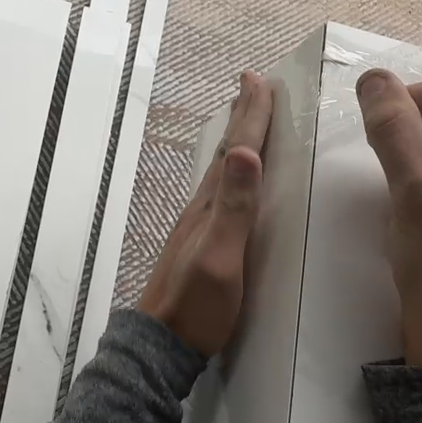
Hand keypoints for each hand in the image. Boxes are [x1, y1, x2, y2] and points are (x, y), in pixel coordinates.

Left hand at [139, 71, 272, 355]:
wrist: (163, 342)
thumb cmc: (198, 306)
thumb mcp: (222, 258)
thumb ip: (234, 209)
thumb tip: (245, 153)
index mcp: (212, 206)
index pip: (237, 151)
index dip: (250, 116)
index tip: (258, 80)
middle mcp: (202, 207)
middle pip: (226, 153)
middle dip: (242, 116)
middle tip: (251, 83)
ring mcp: (199, 224)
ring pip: (222, 169)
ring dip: (237, 139)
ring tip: (245, 118)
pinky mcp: (201, 240)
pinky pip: (221, 190)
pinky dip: (232, 170)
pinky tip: (231, 179)